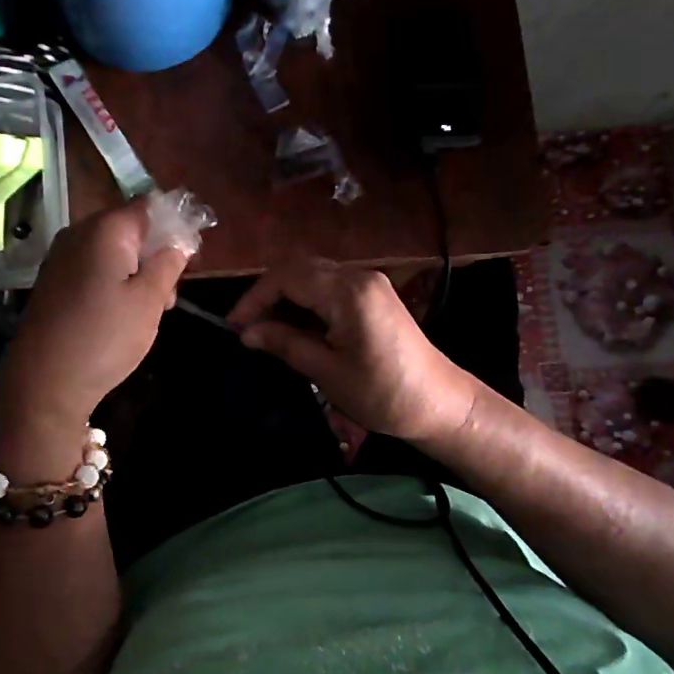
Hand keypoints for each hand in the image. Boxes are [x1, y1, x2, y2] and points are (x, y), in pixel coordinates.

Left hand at [0, 196, 190, 430]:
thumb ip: (168, 264)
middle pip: (130, 229)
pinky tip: (121, 314)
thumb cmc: (105, 337)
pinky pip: (93, 269)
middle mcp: (79, 233)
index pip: (149, 206)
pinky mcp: (53, 282)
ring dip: (137, 272)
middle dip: (156, 254)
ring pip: (112, 251)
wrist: (45, 381)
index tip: (192, 257)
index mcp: (106, 229)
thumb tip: (179, 242)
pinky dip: (114, 282)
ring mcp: (61, 257)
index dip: (176, 225)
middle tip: (170, 294)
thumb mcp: (149, 301)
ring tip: (150, 311)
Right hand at [226, 257, 478, 440]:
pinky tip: (294, 327)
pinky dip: (306, 302)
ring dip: (285, 298)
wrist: (439, 403)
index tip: (234, 326)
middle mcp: (359, 277)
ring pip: (313, 276)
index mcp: (348, 292)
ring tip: (264, 330)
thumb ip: (285, 344)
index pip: (287, 277)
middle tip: (246, 328)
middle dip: (267, 295)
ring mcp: (369, 284)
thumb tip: (246, 332)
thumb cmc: (383, 393)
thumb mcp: (327, 372)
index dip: (255, 298)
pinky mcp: (373, 296)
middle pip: (299, 269)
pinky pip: (329, 287)